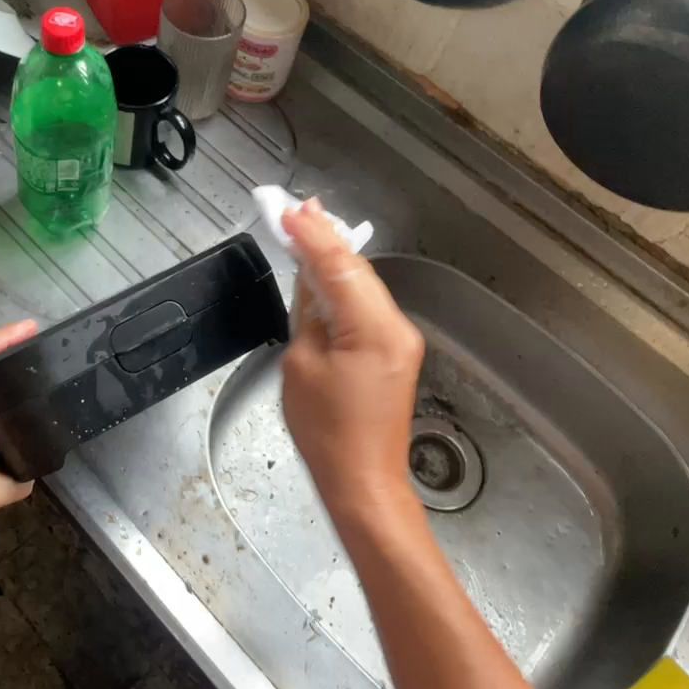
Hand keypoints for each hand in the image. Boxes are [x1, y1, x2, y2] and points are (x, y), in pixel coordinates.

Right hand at [280, 202, 425, 521]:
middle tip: (299, 207)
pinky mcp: (395, 352)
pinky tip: (326, 270)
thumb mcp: (301, 364)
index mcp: (372, 329)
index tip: (288, 210)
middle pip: (357, 269)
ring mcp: (400, 339)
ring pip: (364, 284)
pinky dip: (345, 284)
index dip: (311, 235)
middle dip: (326, 237)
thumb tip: (307, 278)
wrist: (362, 480)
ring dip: (335, 257)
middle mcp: (395, 327)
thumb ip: (308, 312)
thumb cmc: (325, 431)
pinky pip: (367, 305)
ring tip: (309, 227)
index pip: (339, 266)